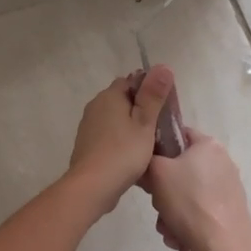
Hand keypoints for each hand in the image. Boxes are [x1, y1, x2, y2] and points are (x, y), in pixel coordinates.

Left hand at [66, 65, 174, 213]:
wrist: (93, 184)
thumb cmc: (123, 152)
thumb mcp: (144, 123)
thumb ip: (153, 96)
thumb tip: (163, 66)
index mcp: (109, 96)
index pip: (129, 81)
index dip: (147, 90)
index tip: (163, 107)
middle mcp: (95, 105)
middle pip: (121, 99)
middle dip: (139, 108)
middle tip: (160, 127)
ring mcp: (88, 124)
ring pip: (114, 117)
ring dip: (129, 125)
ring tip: (149, 142)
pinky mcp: (87, 141)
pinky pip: (107, 133)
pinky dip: (119, 138)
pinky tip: (131, 154)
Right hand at [143, 126, 250, 250]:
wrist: (225, 250)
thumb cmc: (189, 202)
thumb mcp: (155, 172)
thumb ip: (146, 158)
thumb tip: (146, 163)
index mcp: (209, 145)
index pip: (177, 134)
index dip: (158, 148)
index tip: (147, 166)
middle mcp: (224, 163)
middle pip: (181, 167)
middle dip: (164, 188)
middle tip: (156, 202)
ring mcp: (230, 189)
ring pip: (188, 192)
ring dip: (172, 208)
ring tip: (166, 227)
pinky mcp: (232, 212)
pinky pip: (201, 210)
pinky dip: (188, 220)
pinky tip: (179, 236)